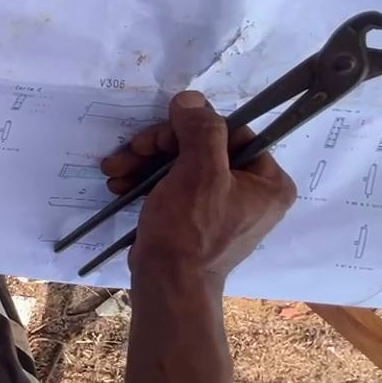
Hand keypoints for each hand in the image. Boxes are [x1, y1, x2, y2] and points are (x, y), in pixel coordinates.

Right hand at [100, 90, 295, 290]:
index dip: (187, 130)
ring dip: (142, 164)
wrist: (168, 283)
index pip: (229, 134)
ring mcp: (221, 205)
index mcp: (268, 181)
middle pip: (199, 149)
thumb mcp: (197, 175)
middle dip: (155, 150)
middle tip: (127, 154)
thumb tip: (191, 98)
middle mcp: (250, 191)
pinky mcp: (195, 217)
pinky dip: (144, 182)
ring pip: (179, 166)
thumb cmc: (189, 231)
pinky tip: (120, 185)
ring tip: (114, 172)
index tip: (152, 141)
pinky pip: (172, 186)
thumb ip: (200, 132)